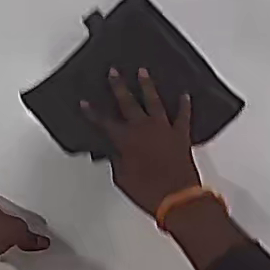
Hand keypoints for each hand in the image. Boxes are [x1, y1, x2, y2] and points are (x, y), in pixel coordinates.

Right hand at [81, 67, 200, 214]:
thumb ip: (118, 161)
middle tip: (113, 72)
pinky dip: (184, 105)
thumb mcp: (122, 179)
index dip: (92, 112)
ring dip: (147, 85)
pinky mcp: (181, 134)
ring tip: (143, 72)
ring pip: (153, 101)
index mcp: (125, 140)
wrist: (177, 198)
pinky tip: (185, 95)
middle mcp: (143, 128)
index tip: (84, 101)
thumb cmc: (147, 191)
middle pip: (127, 102)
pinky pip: (183, 115)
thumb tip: (115, 153)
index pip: (104, 122)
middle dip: (118, 86)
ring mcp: (163, 128)